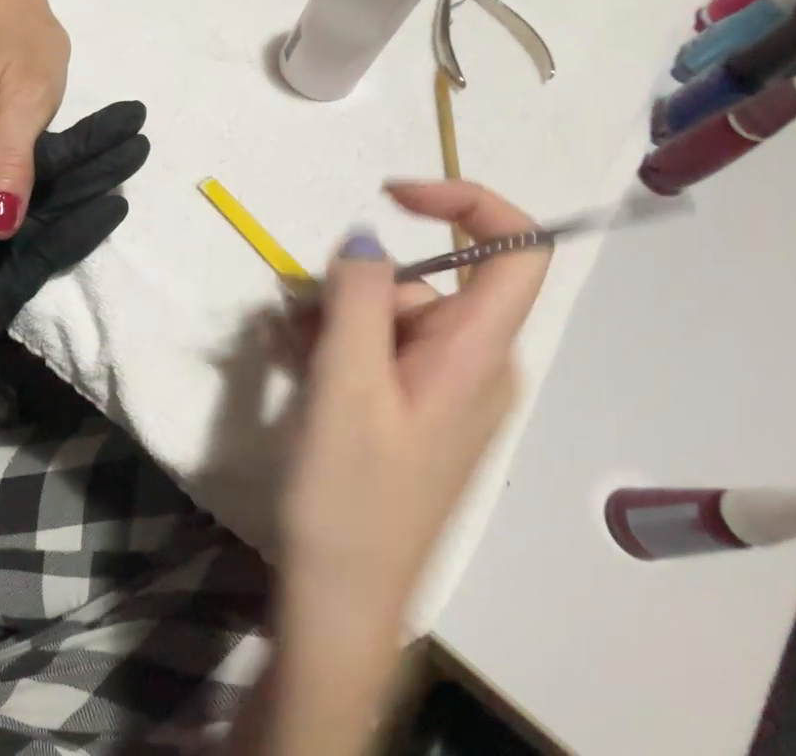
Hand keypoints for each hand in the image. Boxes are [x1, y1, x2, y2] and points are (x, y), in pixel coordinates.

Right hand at [283, 180, 550, 591]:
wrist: (343, 598)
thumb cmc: (348, 497)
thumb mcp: (344, 388)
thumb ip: (357, 300)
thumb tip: (366, 238)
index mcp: (477, 355)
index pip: (515, 249)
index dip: (464, 202)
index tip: (388, 197)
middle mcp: (473, 367)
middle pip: (427, 285)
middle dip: (355, 286)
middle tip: (292, 317)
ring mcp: (443, 395)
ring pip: (393, 320)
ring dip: (333, 319)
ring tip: (280, 350)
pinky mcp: (412, 417)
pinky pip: (380, 356)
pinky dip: (335, 349)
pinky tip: (290, 366)